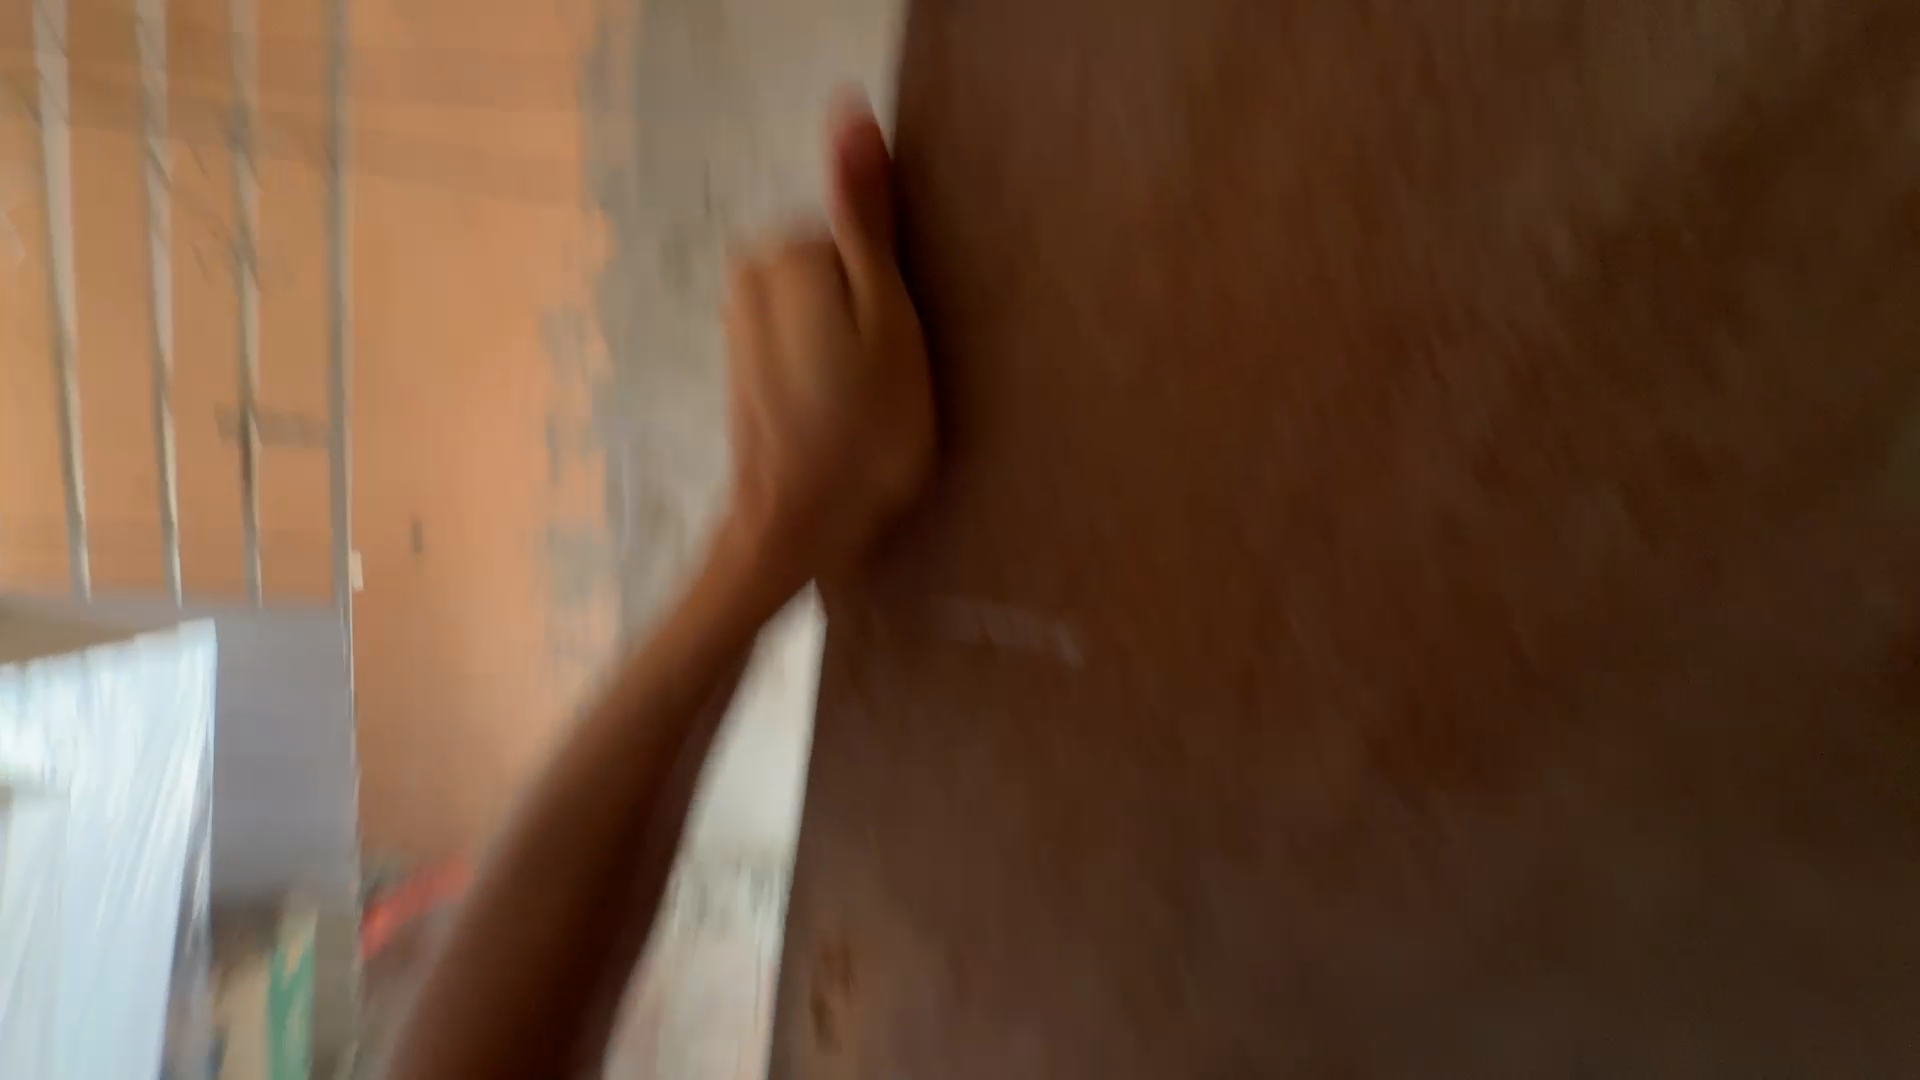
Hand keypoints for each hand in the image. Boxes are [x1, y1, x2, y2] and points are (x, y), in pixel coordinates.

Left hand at [719, 98, 934, 599]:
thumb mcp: (887, 322)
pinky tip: (834, 407)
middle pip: (835, 265)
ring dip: (846, 341)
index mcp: (786, 254)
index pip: (859, 236)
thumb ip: (867, 221)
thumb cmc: (863, 434)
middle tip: (883, 379)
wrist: (796, 526)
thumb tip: (851, 114)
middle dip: (865, 310)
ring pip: (820, 302)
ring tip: (862, 399)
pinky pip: (800, 334)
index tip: (897, 352)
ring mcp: (738, 321)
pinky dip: (822, 362)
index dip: (890, 292)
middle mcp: (748, 275)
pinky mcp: (741, 359)